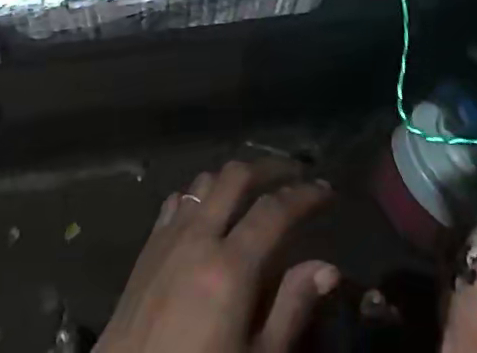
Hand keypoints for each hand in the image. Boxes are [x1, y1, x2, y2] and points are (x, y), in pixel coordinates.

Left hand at [95, 160, 339, 352]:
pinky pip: (179, 199)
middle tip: (296, 174)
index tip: (327, 189)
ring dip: (235, 176)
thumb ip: (292, 308)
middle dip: (270, 167)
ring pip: (205, 180)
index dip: (304, 194)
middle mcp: (199, 235)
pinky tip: (212, 207)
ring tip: (258, 187)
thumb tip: (327, 267)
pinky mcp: (149, 243)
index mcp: (230, 265)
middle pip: (236, 176)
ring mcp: (170, 234)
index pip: (274, 210)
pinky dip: (203, 191)